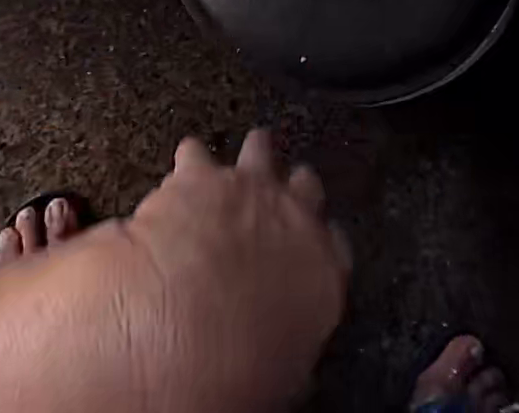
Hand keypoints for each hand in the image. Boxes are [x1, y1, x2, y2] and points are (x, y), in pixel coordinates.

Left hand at [92, 130, 350, 412]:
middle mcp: (291, 218)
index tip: (314, 236)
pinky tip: (180, 163)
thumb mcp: (284, 371)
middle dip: (292, 185)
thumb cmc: (237, 366)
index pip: (338, 244)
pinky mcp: (200, 175)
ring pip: (260, 148)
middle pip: (305, 185)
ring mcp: (247, 188)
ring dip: (252, 152)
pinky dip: (188, 160)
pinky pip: (195, 152)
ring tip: (246, 152)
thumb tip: (291, 360)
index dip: (322, 237)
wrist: (184, 329)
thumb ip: (294, 343)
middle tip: (277, 189)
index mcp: (321, 271)